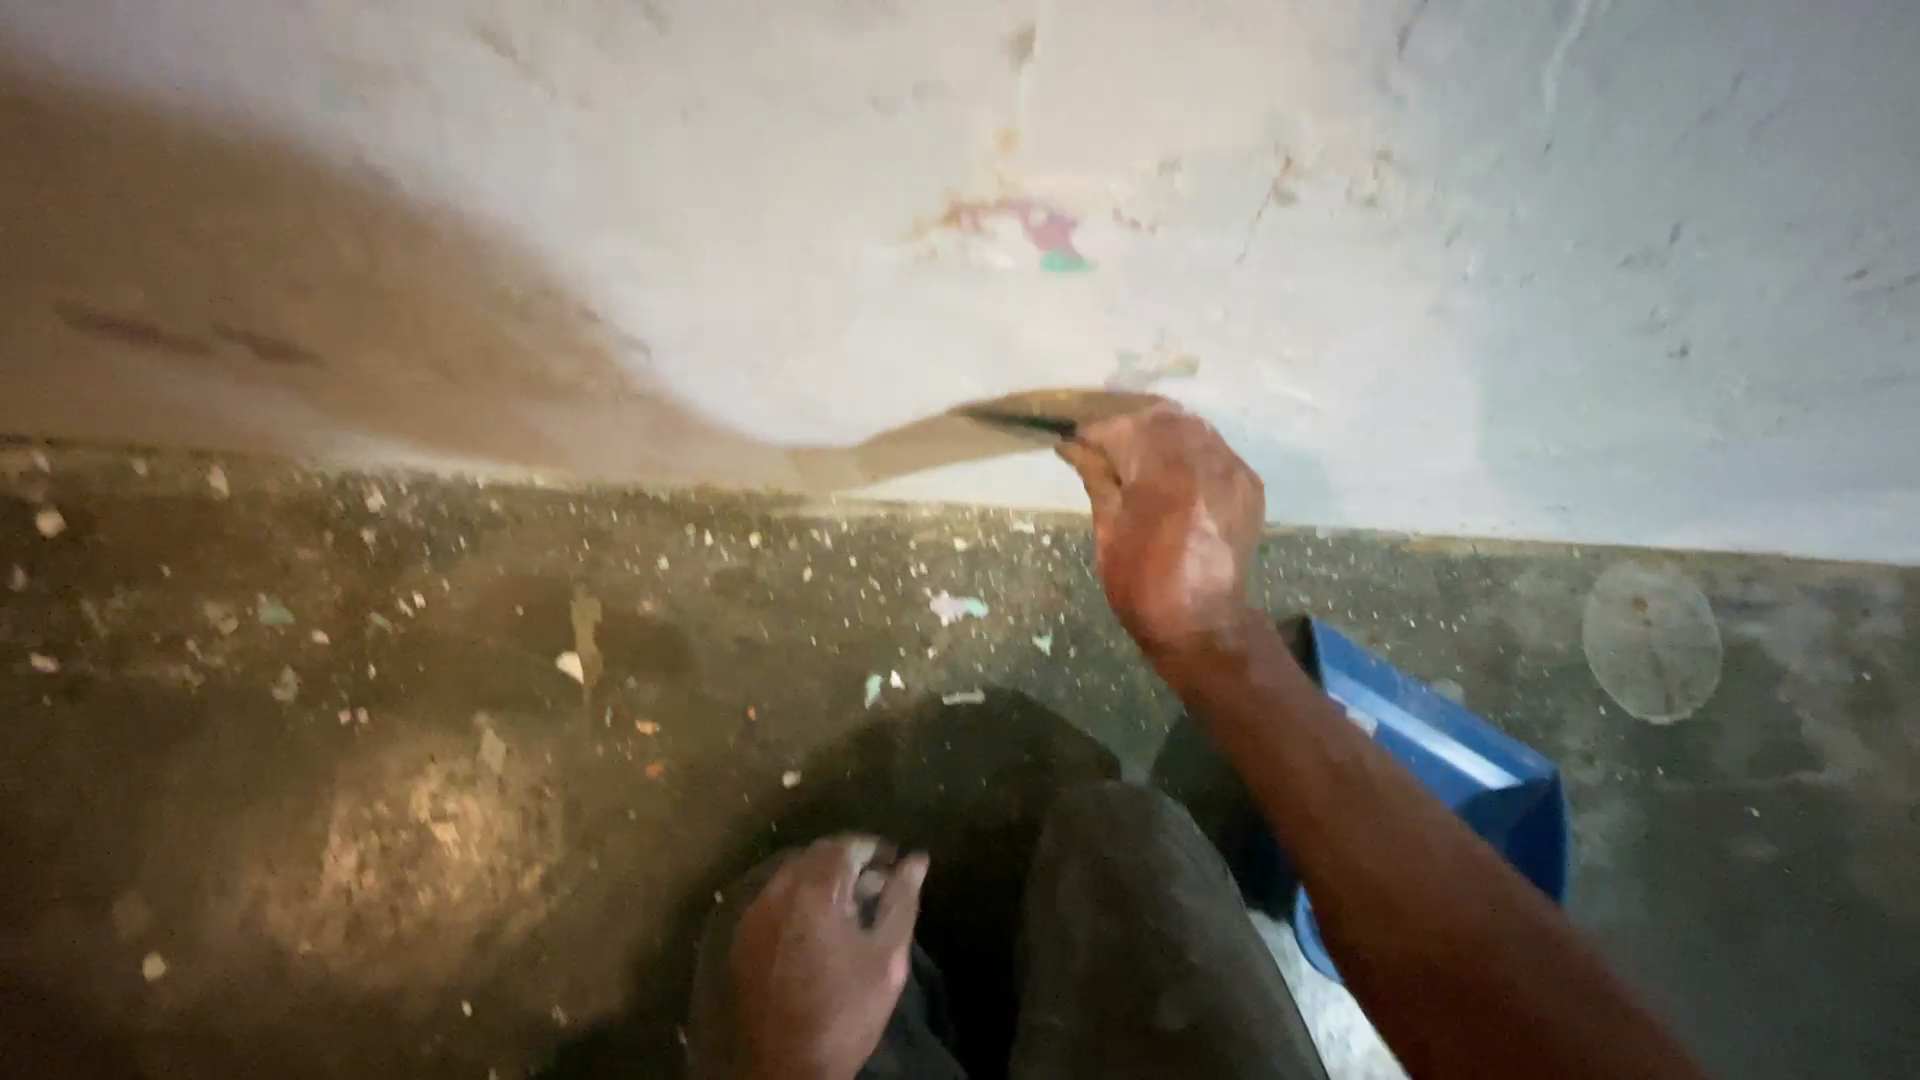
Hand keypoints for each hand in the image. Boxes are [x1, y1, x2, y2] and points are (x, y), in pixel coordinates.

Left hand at [731, 836, 928, 1079]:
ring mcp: (755, 913)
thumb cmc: (843, 1014)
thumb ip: (901, 901)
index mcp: (815, 889)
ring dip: (822, 878)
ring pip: (793, 874)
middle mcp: (778, 890)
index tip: (894, 863)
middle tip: (875, 885)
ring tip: (848, 906)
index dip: (875, 848)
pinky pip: (775, 898)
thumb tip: (917, 861)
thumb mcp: (886, 959)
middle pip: (817, 855)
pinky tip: (816, 926)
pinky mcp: (742, 937)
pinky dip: (799, 899)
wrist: (782, 1072)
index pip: (847, 844)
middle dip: (848, 861)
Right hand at [1058, 400, 1264, 656]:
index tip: (1073, 441)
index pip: (1124, 428)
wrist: (1203, 626)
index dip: (1094, 431)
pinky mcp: (1249, 483)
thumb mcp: (1108, 532)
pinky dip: (1188, 451)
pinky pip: (1214, 448)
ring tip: (1134, 456)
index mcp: (1165, 474)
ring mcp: (1233, 469)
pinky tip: (1170, 471)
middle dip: (1128, 425)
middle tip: (1102, 445)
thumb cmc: (1143, 586)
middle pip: (1161, 417)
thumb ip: (1096, 478)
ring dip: (1159, 434)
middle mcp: (1206, 460)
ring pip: (1191, 427)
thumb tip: (1071, 444)